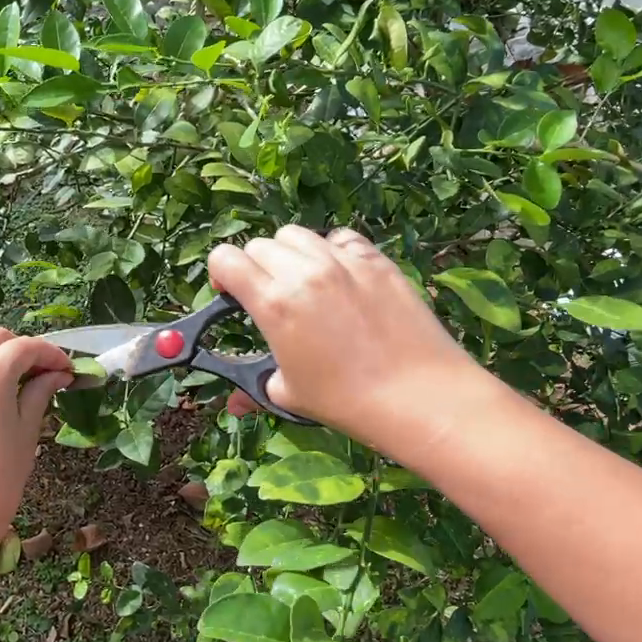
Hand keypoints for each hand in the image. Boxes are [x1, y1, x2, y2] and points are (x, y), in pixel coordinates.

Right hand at [208, 226, 503, 457]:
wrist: (420, 396)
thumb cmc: (346, 400)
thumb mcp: (288, 393)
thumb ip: (254, 388)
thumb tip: (234, 406)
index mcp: (274, 303)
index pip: (225, 258)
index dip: (221, 274)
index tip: (230, 294)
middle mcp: (304, 272)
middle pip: (260, 245)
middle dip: (255, 266)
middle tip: (268, 295)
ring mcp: (343, 262)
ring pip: (297, 235)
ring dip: (289, 254)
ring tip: (302, 282)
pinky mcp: (376, 261)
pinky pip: (341, 238)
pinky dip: (330, 250)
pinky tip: (338, 276)